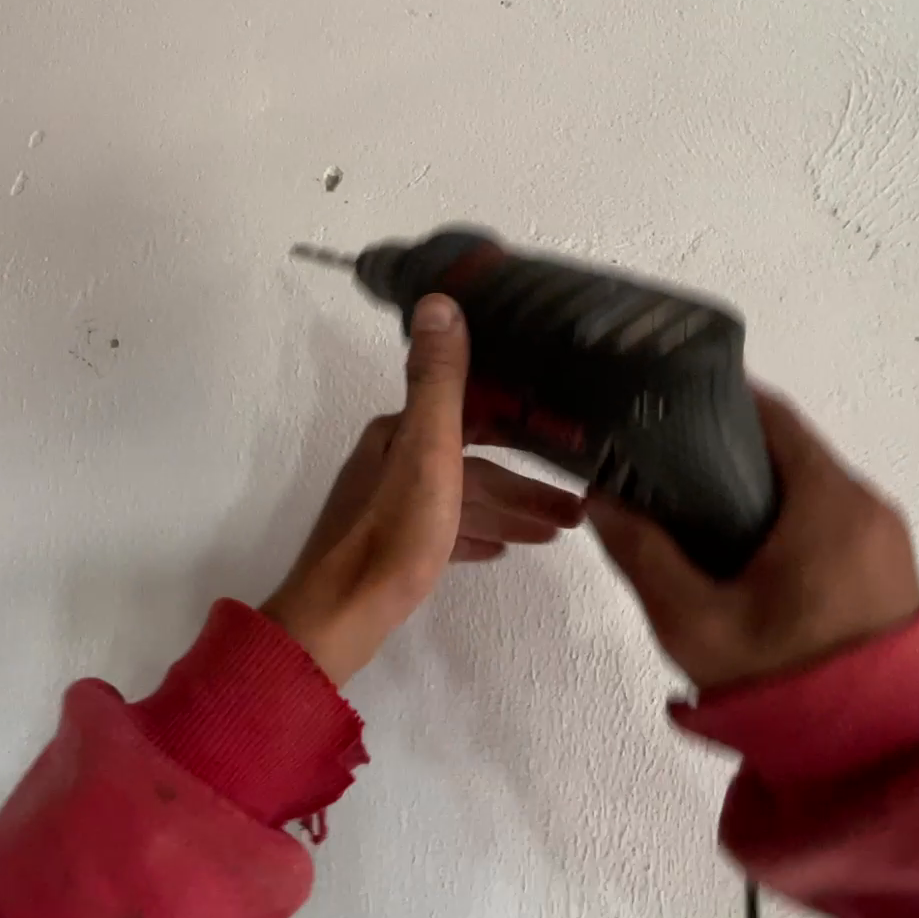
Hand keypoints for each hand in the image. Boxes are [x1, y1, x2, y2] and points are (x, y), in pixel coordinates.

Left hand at [261, 295, 583, 684]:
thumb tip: (438, 300)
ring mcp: (389, 507)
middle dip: (524, 484)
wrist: (341, 617)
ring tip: (557, 534)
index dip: (517, 423)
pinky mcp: (390, 547)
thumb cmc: (393, 535)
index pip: (469, 414)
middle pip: (472, 464)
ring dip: (507, 512)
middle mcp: (391, 462)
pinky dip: (474, 534)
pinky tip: (500, 550)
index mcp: (399, 434)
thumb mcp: (426, 452)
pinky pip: (443, 530)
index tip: (564, 438)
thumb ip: (439, 382)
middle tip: (576, 510)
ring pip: (461, 500)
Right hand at [585, 392, 918, 691]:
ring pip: (802, 483)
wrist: (872, 758)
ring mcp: (882, 537)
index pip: (771, 416)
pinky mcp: (884, 566)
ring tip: (685, 506)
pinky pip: (822, 515)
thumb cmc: (780, 678)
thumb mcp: (691, 620)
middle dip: (721, 446)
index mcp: (828, 502)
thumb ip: (640, 552)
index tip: (661, 408)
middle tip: (657, 463)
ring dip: (748, 483)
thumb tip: (597, 498)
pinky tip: (734, 543)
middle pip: (784, 448)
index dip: (713, 401)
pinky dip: (777, 513)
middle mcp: (866, 505)